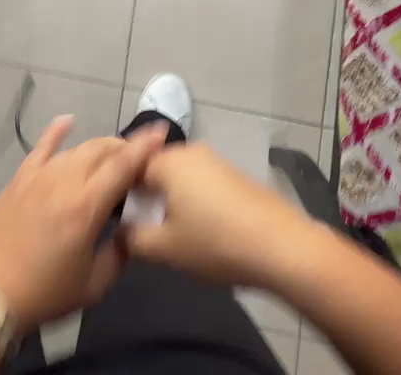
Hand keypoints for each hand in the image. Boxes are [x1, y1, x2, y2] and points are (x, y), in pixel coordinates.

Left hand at [0, 116, 166, 332]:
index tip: (161, 133)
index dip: (144, 147)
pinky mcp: (20, 178)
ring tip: (114, 154)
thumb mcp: (93, 285)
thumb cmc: (46, 292)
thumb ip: (117, 254)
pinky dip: (56, 132)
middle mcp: (64, 181)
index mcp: (86, 205)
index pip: (122, 166)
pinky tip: (67, 120)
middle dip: (125, 148)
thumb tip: (127, 234)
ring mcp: (40, 176)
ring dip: (99, 148)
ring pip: (76, 149)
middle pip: (101, 151)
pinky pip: (41, 148)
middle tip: (141, 159)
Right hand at [120, 143, 319, 290]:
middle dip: (145, 196)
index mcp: (167, 161)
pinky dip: (193, 201)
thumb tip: (118, 233)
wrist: (284, 248)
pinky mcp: (236, 176)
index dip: (118, 192)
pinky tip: (202, 230)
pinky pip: (200, 183)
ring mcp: (216, 161)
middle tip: (142, 228)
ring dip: (170, 200)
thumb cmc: (216, 243)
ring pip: (178, 177)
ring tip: (171, 232)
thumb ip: (132, 239)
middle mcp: (190, 151)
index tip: (116, 218)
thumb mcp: (165, 249)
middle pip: (154, 169)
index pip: (127, 167)